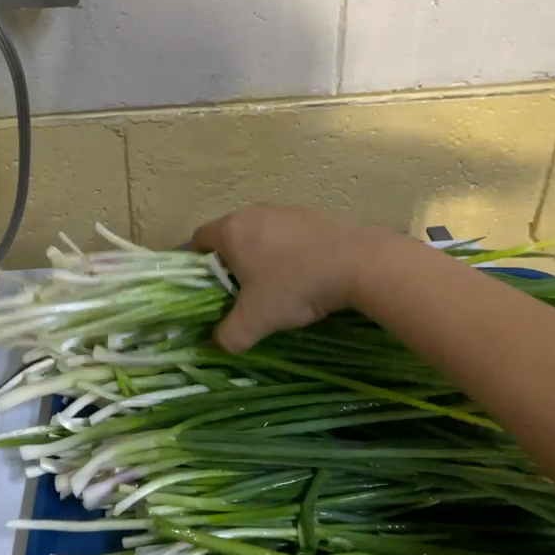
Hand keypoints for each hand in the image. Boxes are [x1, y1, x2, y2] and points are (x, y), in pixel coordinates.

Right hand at [191, 205, 422, 352]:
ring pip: (261, 234)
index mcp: (231, 230)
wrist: (356, 263)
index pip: (199, 239)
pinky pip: (289, 234)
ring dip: (263, 256)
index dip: (198, 263)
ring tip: (278, 285)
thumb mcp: (256, 320)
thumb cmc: (295, 286)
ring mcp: (284, 210)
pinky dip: (290, 252)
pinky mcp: (312, 215)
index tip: (209, 287)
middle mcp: (253, 212)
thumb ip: (229, 335)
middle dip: (232, 262)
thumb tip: (217, 344)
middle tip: (242, 292)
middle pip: (230, 236)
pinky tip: (306, 275)